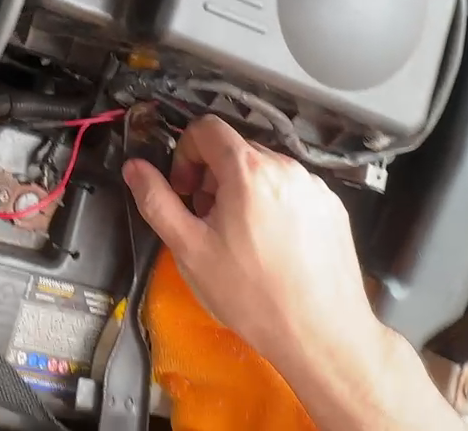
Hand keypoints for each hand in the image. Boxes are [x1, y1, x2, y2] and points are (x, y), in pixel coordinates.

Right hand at [123, 115, 461, 430]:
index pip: (206, 128)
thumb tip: (135, 168)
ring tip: (239, 235)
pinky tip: (271, 243)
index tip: (185, 189)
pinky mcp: (333, 207)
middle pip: (234, 148)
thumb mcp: (189, 249)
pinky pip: (291, 187)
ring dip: (242, 188)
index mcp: (247, 169)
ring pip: (263, 168)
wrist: (324, 339)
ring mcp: (313, 186)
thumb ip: (156, 200)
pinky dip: (273, 202)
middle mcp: (285, 167)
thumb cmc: (254, 296)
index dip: (185, 153)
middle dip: (211, 175)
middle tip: (207, 217)